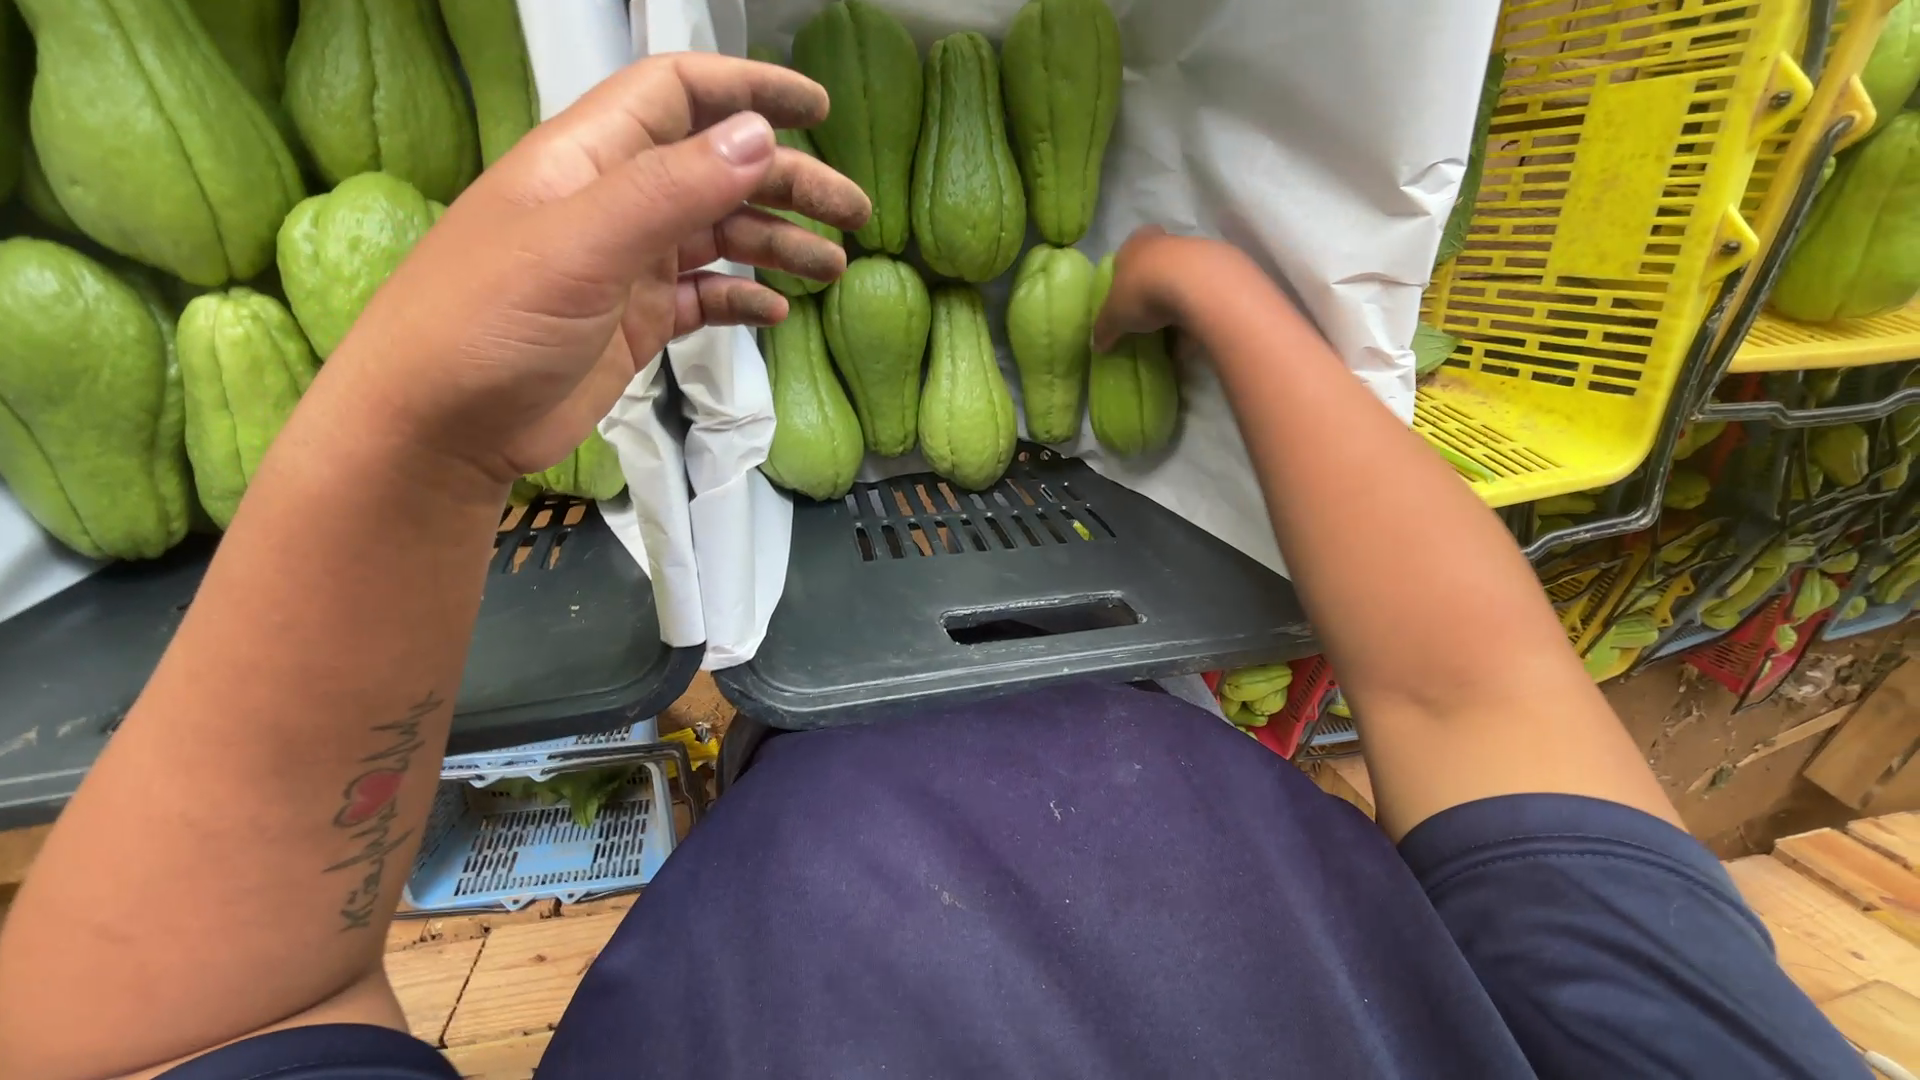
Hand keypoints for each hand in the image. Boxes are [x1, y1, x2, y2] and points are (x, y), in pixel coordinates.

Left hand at [334, 53, 870, 483]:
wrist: (442, 426)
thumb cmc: (490, 322)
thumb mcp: (581, 246)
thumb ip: (671, 190)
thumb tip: (759, 138)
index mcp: (592, 158)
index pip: (680, 95)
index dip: (748, 91)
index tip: (817, 107)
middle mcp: (616, 203)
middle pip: (719, 172)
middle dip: (790, 184)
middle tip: (855, 212)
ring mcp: (629, 266)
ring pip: (721, 237)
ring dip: (779, 245)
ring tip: (834, 266)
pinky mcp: (638, 322)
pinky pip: (706, 298)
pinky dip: (744, 300)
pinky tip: (777, 312)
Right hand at [1091, 227, 1270, 351]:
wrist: (1197, 285)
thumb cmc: (1143, 291)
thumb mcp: (1113, 316)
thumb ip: (1104, 329)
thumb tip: (1097, 345)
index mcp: (1136, 243)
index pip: (1128, 249)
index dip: (1126, 270)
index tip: (1126, 293)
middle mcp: (1166, 241)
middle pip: (1158, 263)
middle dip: (1154, 285)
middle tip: (1148, 314)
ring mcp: (1197, 252)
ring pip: (1184, 277)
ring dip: (1179, 300)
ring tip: (1173, 331)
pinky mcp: (1222, 270)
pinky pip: (1205, 294)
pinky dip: (1199, 312)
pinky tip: (1194, 333)